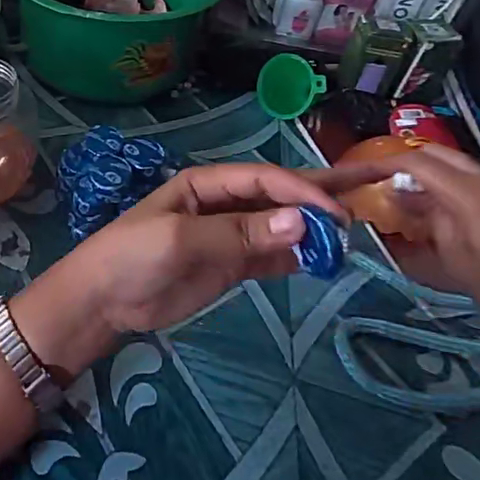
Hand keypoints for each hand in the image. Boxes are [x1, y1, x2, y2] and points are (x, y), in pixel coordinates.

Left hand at [10, 162, 381, 378]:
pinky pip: (274, 256)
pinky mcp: (233, 266)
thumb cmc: (133, 255)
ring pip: (281, 225)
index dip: (300, 190)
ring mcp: (230, 235)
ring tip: (361, 231)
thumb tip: (301, 223)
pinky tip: (326, 260)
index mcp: (205, 183)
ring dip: (315, 228)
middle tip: (374, 193)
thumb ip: (239, 232)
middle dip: (320, 195)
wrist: (105, 300)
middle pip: (278, 195)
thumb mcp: (180, 238)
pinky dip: (299, 257)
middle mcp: (223, 203)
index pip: (262, 179)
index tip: (336, 214)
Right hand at [349, 144, 479, 346]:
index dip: (381, 164)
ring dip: (426, 175)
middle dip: (403, 163)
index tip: (357, 175)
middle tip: (379, 184)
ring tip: (405, 201)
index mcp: (471, 192)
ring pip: (455, 166)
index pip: (414, 161)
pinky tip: (439, 215)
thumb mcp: (453, 258)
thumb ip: (423, 221)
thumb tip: (398, 198)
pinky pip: (473, 181)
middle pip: (435, 153)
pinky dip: (448, 187)